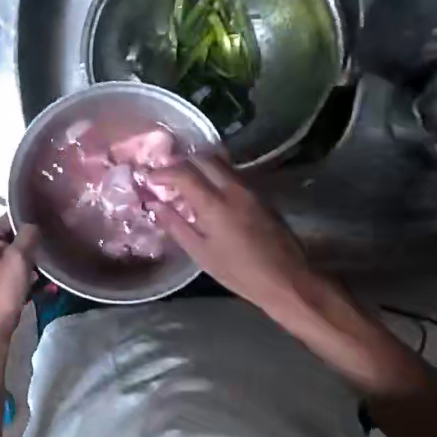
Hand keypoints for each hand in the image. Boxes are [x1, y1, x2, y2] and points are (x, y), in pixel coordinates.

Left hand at [0, 218, 38, 345]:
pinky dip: (23, 270)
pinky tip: (36, 280)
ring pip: (14, 250)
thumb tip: (34, 224)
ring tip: (42, 271)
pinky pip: (10, 263)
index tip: (46, 238)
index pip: (11, 220)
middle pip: (12, 235)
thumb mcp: (20, 258)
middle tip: (45, 257)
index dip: (29, 229)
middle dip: (30, 247)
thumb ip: (28, 234)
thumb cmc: (4, 290)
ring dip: (29, 260)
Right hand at [141, 153, 319, 313]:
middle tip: (166, 175)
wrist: (286, 278)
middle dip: (181, 162)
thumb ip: (176, 225)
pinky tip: (209, 191)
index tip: (150, 179)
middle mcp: (233, 187)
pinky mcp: (260, 193)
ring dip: (199, 165)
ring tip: (186, 181)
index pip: (183, 173)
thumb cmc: (239, 272)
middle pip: (203, 158)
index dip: (162, 173)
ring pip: (220, 162)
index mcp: (215, 204)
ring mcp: (250, 188)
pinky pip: (232, 173)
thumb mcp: (201, 253)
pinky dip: (215, 174)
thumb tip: (156, 205)